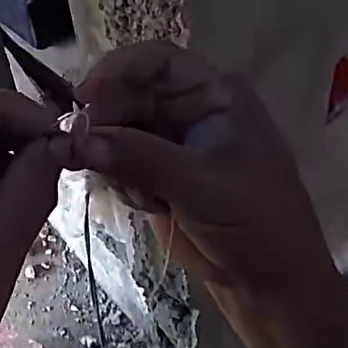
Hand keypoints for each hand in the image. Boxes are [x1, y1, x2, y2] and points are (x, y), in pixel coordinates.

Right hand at [66, 41, 337, 300]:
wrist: (271, 285)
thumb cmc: (255, 222)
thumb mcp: (201, 185)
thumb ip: (140, 157)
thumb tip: (79, 138)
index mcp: (215, 96)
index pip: (158, 62)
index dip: (118, 70)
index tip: (83, 97)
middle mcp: (190, 112)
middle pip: (130, 96)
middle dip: (105, 120)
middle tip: (76, 147)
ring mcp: (172, 145)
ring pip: (119, 131)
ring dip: (112, 156)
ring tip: (134, 191)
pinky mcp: (158, 177)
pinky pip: (121, 164)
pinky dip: (122, 181)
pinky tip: (147, 206)